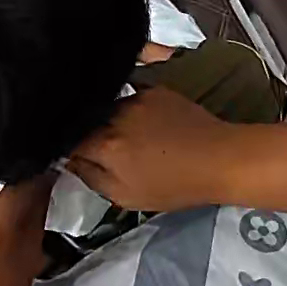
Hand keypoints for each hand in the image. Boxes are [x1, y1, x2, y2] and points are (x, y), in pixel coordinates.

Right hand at [67, 87, 241, 211]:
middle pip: (87, 120)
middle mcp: (116, 115)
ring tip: (125, 134)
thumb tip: (69, 159)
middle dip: (87, 132)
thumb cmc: (173, 185)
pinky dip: (128, 108)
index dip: (69, 148)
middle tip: (102, 148)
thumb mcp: (125, 196)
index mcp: (105, 144)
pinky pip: (130, 96)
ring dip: (108, 119)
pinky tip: (141, 121)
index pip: (70, 141)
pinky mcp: (155, 89)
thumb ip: (91, 176)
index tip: (76, 156)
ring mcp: (137, 97)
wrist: (217, 158)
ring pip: (108, 106)